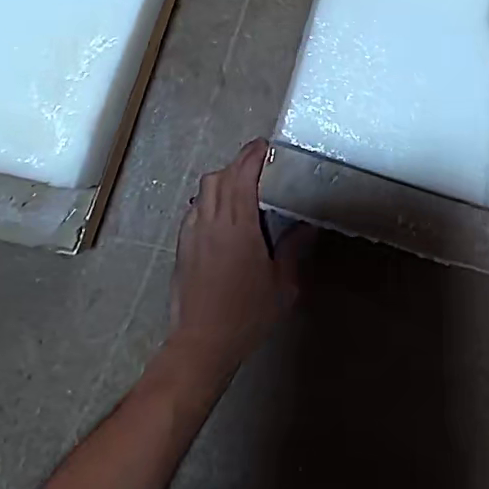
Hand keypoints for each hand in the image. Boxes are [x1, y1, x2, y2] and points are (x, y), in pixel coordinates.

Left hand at [168, 139, 306, 375]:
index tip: (266, 146)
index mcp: (238, 224)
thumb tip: (306, 226)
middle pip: (220, 176)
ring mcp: (192, 231)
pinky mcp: (182, 244)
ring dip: (222, 180)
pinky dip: (210, 200)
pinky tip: (222, 217)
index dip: (252, 155)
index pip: (241, 174)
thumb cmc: (246, 314)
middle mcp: (211, 220)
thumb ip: (293, 250)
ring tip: (241, 189)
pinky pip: (195, 208)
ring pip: (204, 189)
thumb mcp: (282, 285)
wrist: (201, 342)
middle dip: (238, 164)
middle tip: (259, 168)